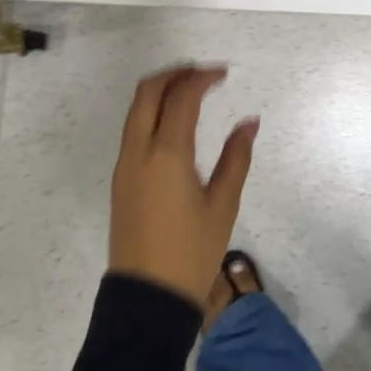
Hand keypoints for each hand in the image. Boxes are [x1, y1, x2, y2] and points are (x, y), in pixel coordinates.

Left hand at [109, 66, 259, 305]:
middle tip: (202, 73)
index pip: (181, 97)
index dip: (202, 78)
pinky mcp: (120, 178)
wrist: (147, 298)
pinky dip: (150, 112)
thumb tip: (249, 121)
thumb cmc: (192, 253)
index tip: (224, 73)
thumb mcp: (223, 206)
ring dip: (159, 91)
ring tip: (190, 91)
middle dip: (174, 73)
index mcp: (166, 153)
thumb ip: (236, 158)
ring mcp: (124, 164)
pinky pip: (132, 129)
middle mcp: (138, 150)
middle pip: (147, 91)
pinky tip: (174, 122)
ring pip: (135, 109)